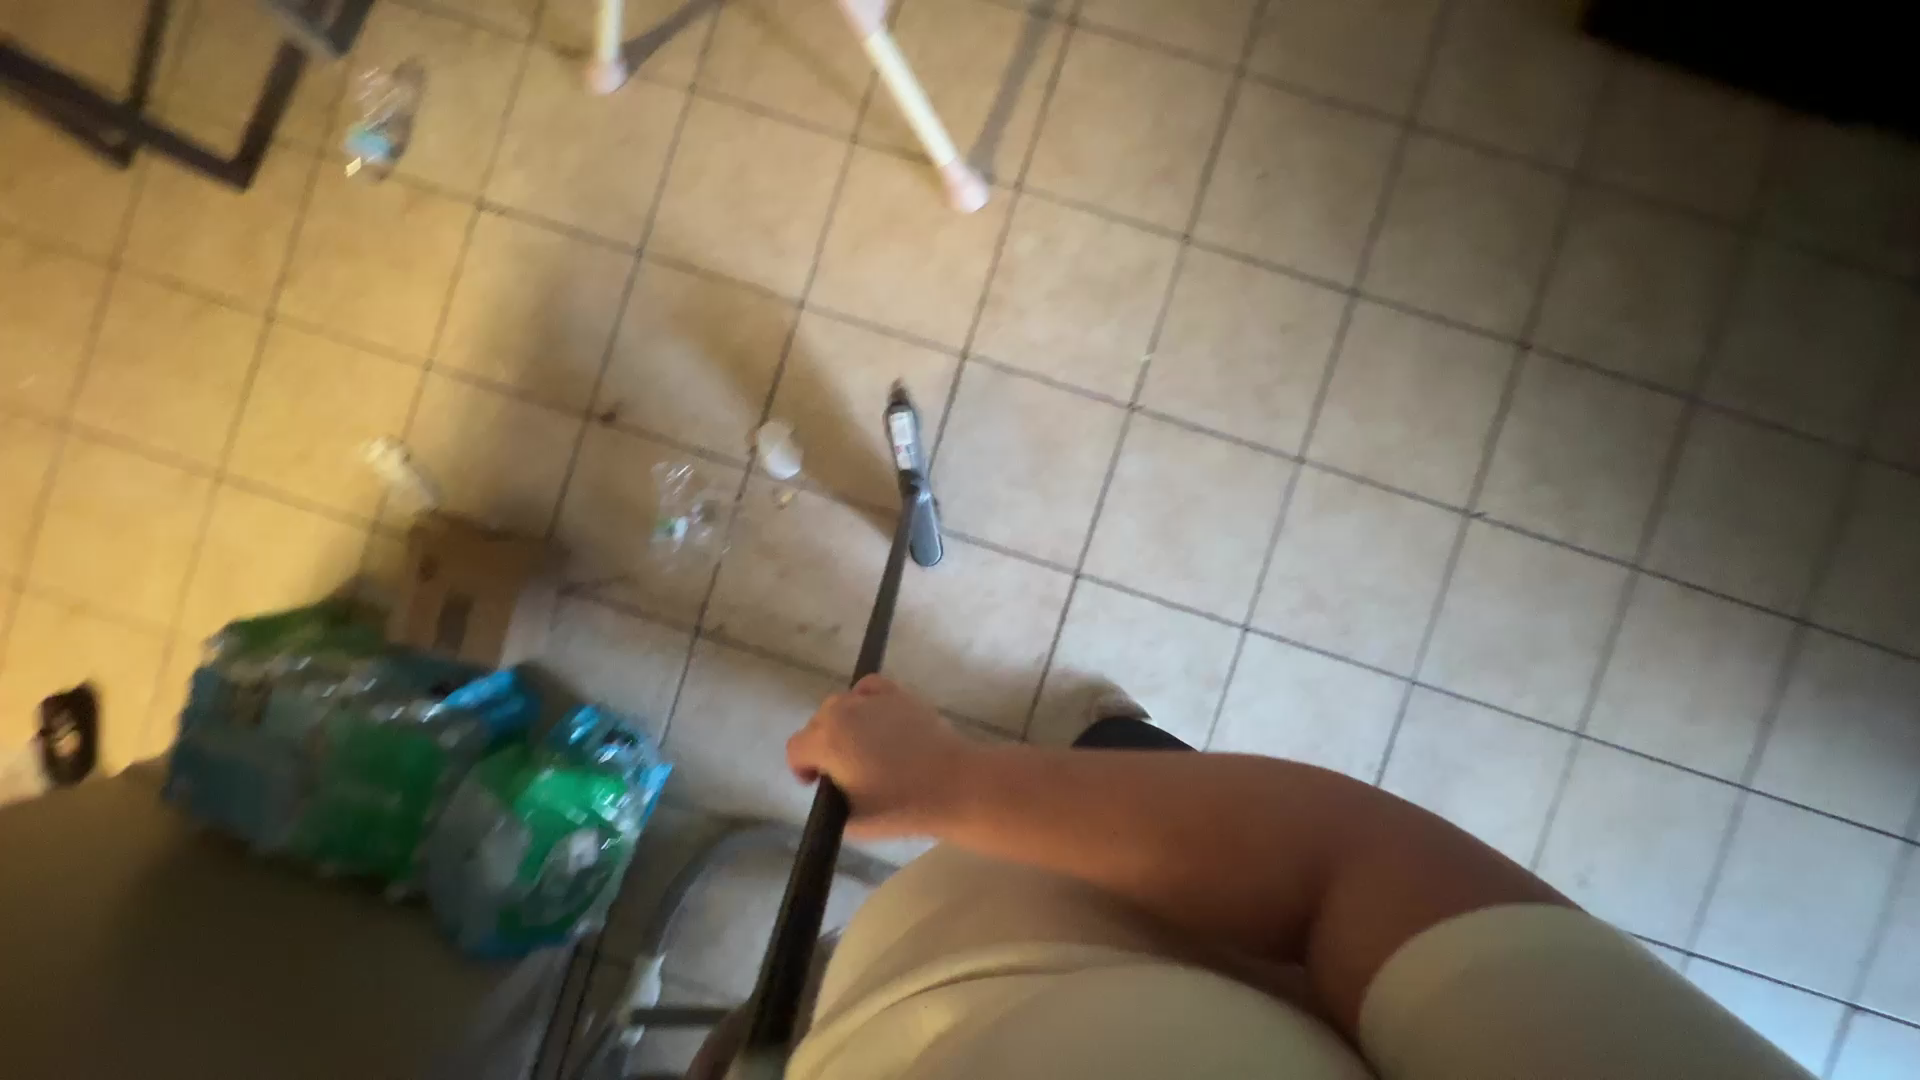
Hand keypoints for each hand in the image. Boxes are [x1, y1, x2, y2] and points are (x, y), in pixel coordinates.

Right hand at [786, 675, 976, 837]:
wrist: (952, 784)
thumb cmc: (901, 806)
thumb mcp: (853, 822)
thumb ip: (831, 804)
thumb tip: (833, 792)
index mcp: (827, 742)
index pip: (796, 748)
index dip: (801, 768)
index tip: (817, 784)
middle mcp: (843, 712)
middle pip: (817, 723)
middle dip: (822, 745)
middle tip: (842, 770)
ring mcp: (872, 699)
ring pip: (840, 704)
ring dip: (842, 723)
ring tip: (861, 746)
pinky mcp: (899, 694)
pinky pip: (868, 688)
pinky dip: (864, 699)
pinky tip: (874, 716)